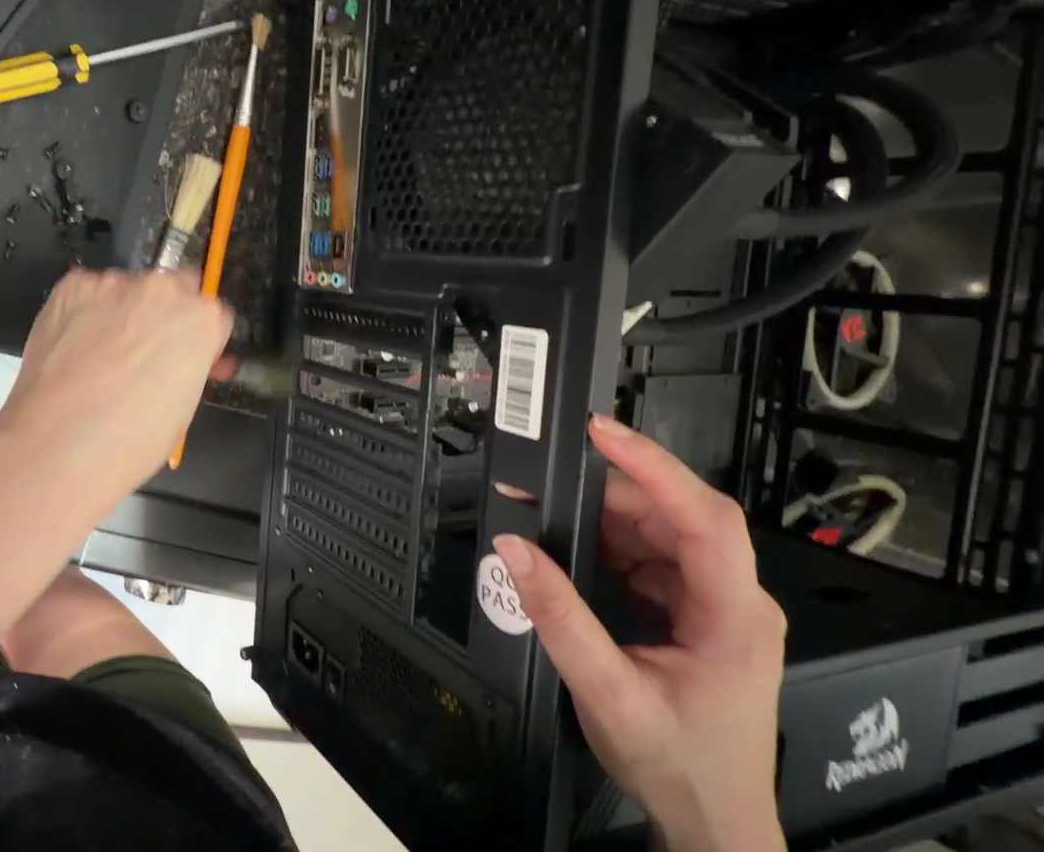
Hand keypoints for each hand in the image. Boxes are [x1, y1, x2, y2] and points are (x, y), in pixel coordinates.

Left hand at [0, 269, 232, 516]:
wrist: (59, 443)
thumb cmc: (131, 440)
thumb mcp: (183, 408)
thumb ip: (190, 368)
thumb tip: (187, 360)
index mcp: (202, 319)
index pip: (214, 315)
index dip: (199, 339)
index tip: (185, 359)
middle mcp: (161, 290)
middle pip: (173, 290)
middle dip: (164, 315)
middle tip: (143, 354)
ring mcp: (113, 284)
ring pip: (127, 289)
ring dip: (121, 311)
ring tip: (99, 354)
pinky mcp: (71, 287)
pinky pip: (87, 292)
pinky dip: (84, 311)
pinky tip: (73, 345)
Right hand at [492, 416, 786, 851]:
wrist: (711, 818)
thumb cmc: (677, 764)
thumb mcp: (608, 693)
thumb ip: (559, 618)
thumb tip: (513, 548)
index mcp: (735, 618)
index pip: (706, 519)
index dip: (655, 468)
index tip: (601, 433)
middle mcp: (734, 600)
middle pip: (674, 517)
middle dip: (606, 494)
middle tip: (540, 487)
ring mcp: (715, 604)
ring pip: (657, 534)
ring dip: (599, 521)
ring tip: (544, 518)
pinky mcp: (692, 611)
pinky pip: (647, 558)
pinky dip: (603, 547)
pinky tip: (568, 554)